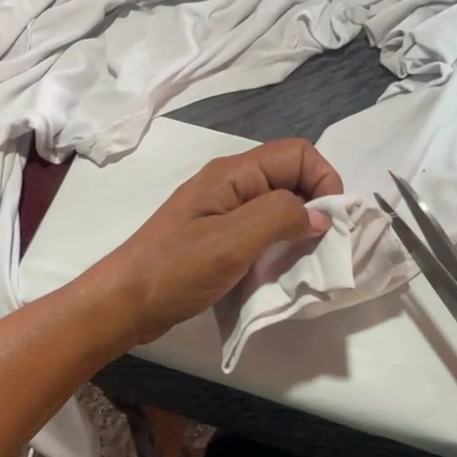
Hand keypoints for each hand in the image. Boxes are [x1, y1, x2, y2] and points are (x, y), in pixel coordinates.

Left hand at [85, 140, 343, 346]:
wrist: (125, 303)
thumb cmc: (175, 269)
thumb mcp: (232, 240)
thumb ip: (279, 217)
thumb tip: (320, 215)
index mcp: (233, 174)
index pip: (297, 153)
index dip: (323, 180)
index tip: (331, 223)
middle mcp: (230, 186)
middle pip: (290, 179)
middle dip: (315, 207)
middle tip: (321, 247)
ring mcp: (222, 214)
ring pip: (277, 208)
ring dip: (297, 231)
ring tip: (302, 262)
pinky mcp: (217, 241)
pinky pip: (260, 234)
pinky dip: (277, 248)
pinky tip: (277, 272)